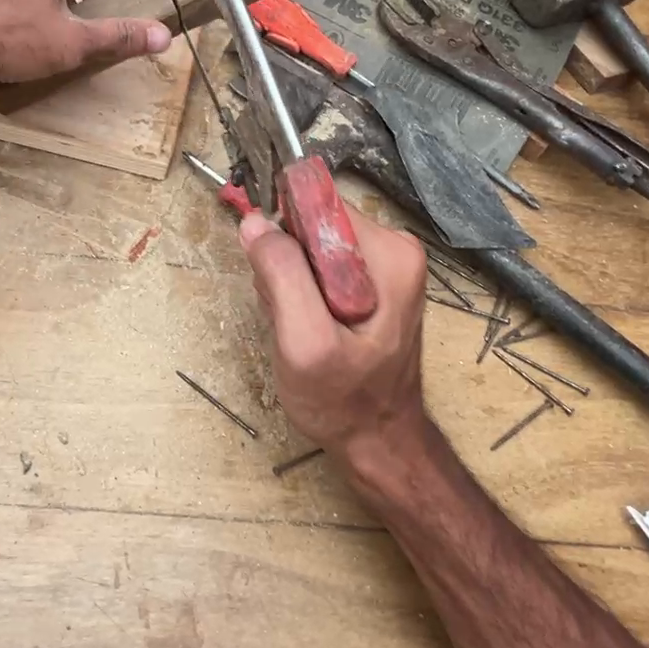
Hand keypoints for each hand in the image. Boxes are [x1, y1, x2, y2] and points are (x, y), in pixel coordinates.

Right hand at [239, 206, 429, 462]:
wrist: (378, 441)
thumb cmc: (344, 402)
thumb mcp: (304, 342)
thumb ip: (281, 276)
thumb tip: (255, 222)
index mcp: (389, 254)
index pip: (316, 207)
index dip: (284, 239)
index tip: (278, 282)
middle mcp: (393, 249)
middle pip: (310, 226)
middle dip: (285, 267)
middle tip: (290, 317)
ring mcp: (381, 265)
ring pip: (306, 248)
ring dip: (288, 284)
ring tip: (298, 327)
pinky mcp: (368, 282)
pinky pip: (314, 267)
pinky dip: (298, 295)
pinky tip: (305, 328)